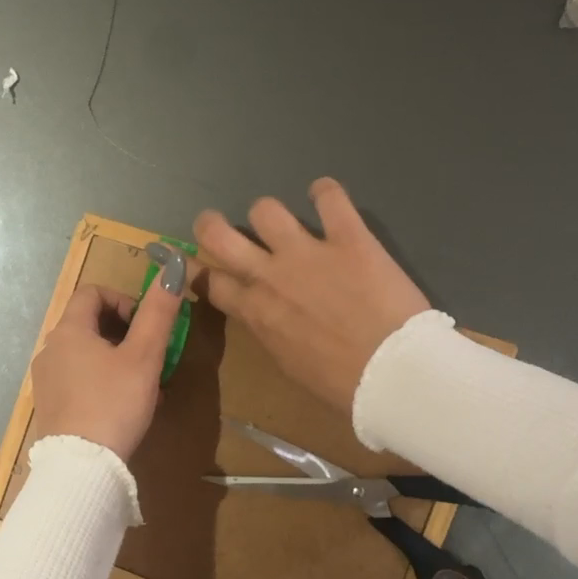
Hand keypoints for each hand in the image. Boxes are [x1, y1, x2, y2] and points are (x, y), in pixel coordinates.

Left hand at [28, 276, 183, 459]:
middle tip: (150, 356)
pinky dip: (102, 382)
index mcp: (67, 331)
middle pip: (88, 324)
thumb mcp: (144, 356)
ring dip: (117, 360)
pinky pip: (78, 381)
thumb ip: (158, 312)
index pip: (92, 292)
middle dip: (124, 333)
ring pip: (86, 355)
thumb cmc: (113, 404)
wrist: (81, 466)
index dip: (123, 299)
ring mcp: (46, 380)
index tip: (145, 324)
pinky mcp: (49, 406)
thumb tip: (172, 270)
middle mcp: (50, 350)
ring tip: (144, 385)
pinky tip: (125, 408)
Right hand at [194, 178, 430, 412]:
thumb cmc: (341, 386)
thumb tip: (267, 317)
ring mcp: (307, 252)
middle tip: (214, 225)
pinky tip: (324, 195)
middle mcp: (269, 275)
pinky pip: (330, 198)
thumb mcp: (288, 365)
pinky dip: (324, 193)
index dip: (191, 269)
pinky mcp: (349, 237)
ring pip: (265, 209)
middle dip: (209, 226)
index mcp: (254, 312)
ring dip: (267, 213)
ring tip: (282, 221)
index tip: (184, 261)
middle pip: (217, 234)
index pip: (207, 281)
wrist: (392, 373)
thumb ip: (270, 331)